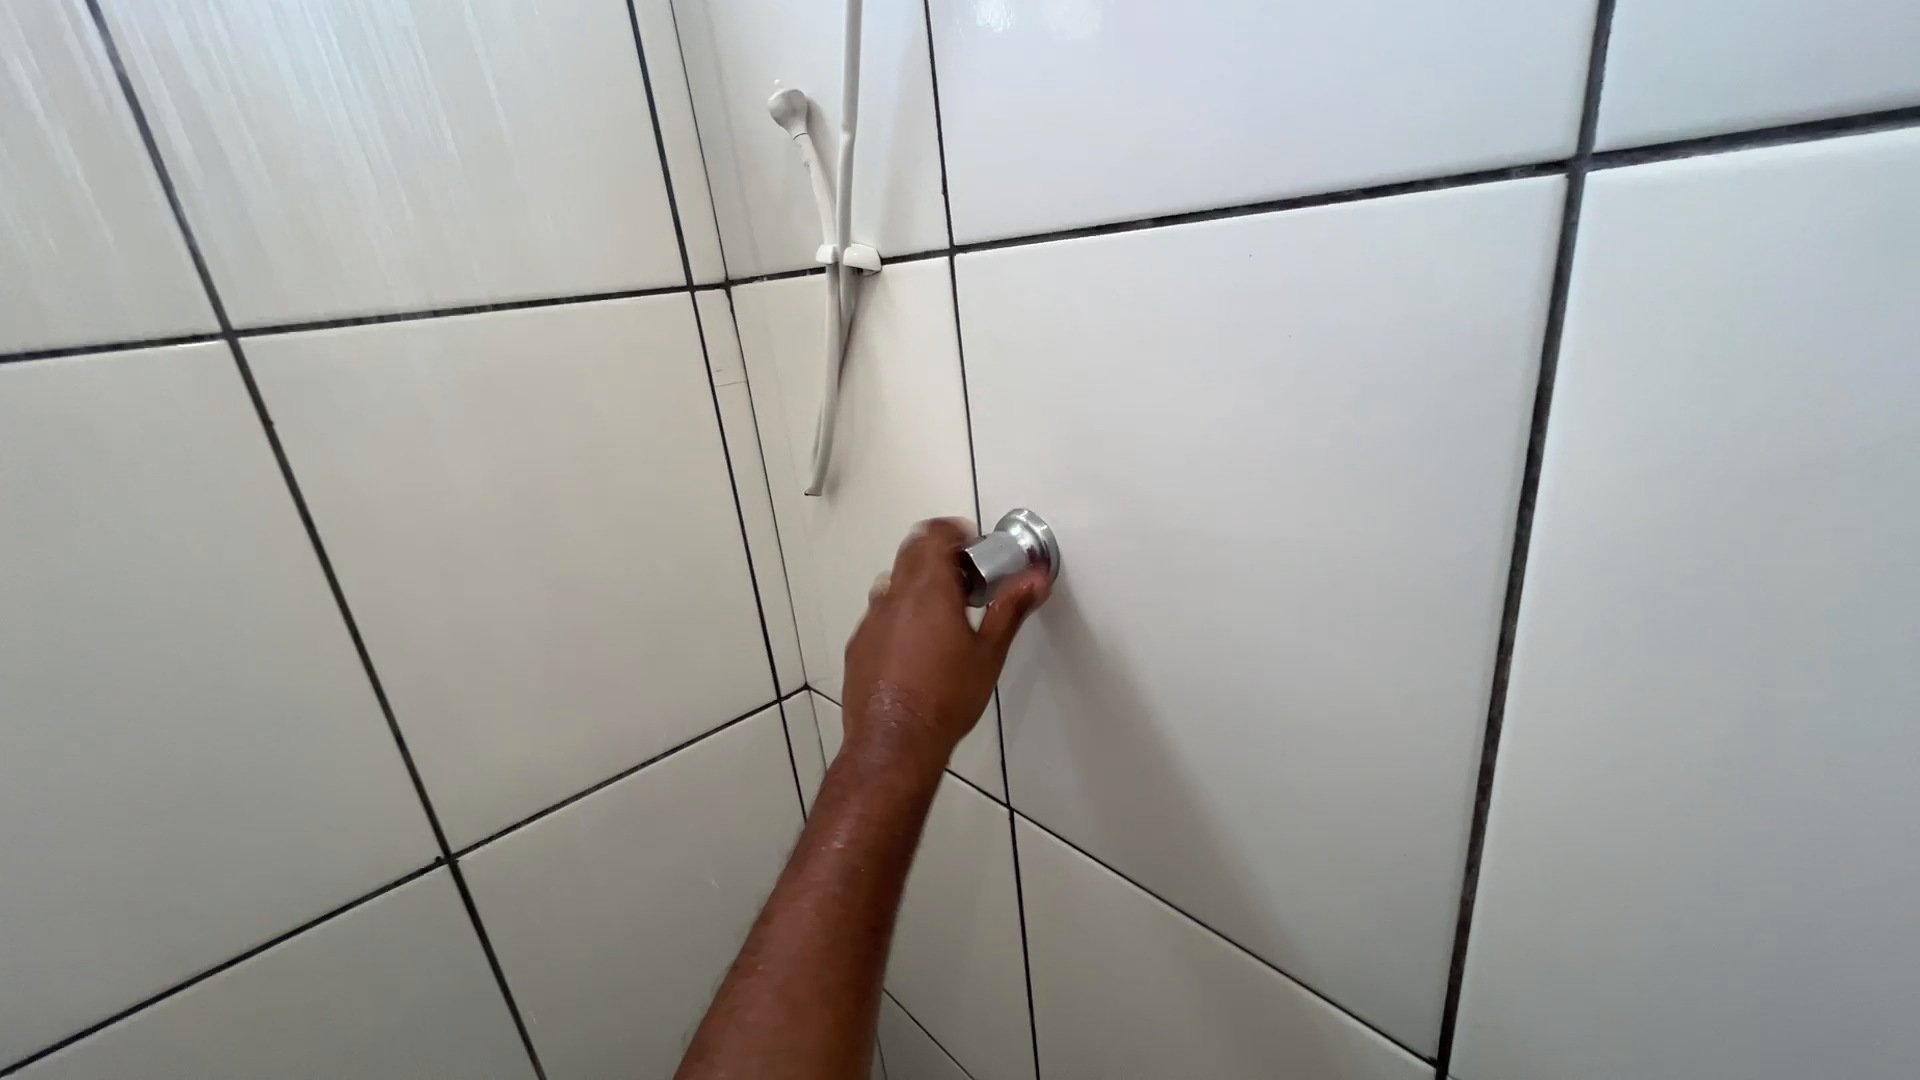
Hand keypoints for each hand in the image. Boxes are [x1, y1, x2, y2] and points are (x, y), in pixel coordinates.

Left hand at [841, 518, 1050, 771]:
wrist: (896, 742)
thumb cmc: (946, 698)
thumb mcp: (989, 653)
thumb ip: (1011, 608)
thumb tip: (1036, 579)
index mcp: (929, 591)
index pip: (934, 535)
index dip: (953, 530)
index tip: (971, 540)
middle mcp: (894, 597)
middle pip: (910, 551)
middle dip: (937, 552)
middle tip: (964, 573)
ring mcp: (871, 621)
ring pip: (892, 583)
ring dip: (916, 583)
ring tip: (941, 609)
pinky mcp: (858, 645)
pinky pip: (879, 614)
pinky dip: (898, 613)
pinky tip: (915, 644)